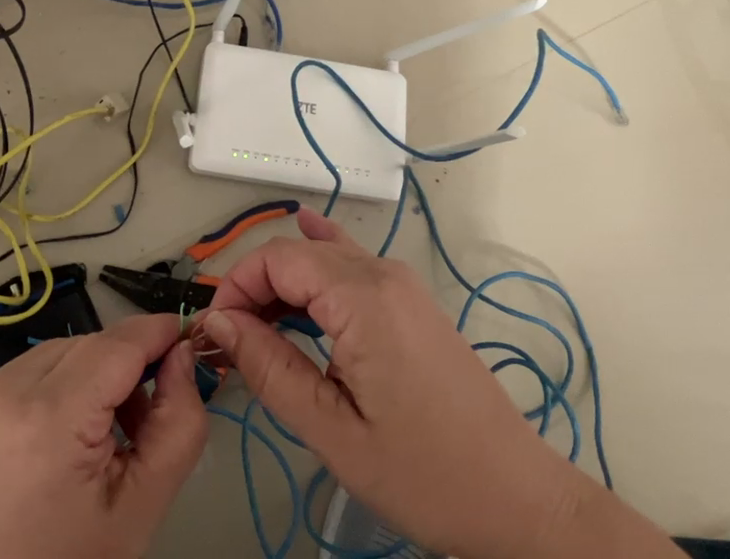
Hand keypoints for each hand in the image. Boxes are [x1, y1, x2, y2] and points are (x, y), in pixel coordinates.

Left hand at [0, 314, 207, 558]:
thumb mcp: (140, 506)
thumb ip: (177, 425)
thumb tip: (183, 356)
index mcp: (50, 417)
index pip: (120, 343)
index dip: (161, 332)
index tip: (194, 340)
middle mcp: (10, 387)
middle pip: (95, 344)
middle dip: (134, 363)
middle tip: (156, 414)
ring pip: (68, 349)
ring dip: (101, 372)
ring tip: (115, 432)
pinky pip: (39, 365)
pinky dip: (69, 381)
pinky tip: (77, 429)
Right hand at [201, 209, 680, 558]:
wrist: (516, 497)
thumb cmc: (422, 473)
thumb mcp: (332, 430)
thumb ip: (269, 366)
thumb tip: (218, 323)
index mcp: (363, 298)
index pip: (277, 259)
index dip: (235, 286)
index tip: (213, 334)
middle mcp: (384, 275)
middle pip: (299, 253)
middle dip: (254, 286)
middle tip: (228, 340)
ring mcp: (404, 287)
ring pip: (326, 257)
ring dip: (283, 283)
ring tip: (254, 326)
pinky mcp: (413, 305)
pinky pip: (355, 266)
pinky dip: (321, 260)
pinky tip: (307, 232)